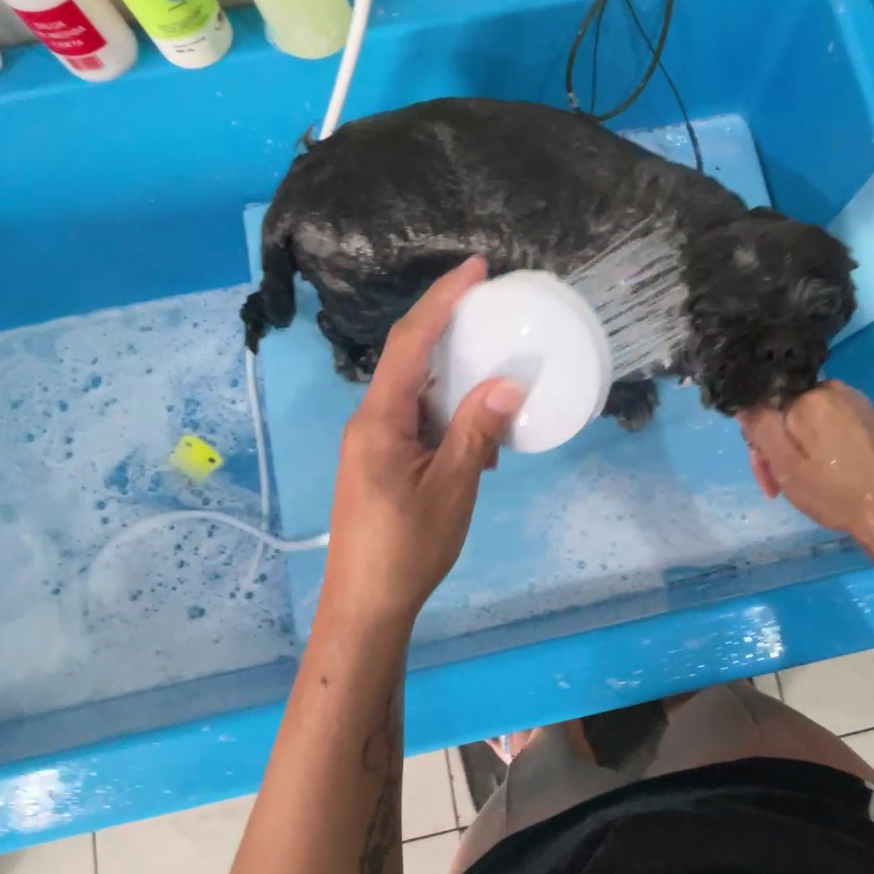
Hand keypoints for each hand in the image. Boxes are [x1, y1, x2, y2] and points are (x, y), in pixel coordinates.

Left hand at [323, 256, 525, 618]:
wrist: (366, 605)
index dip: (442, 299)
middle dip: (451, 329)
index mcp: (380, 419)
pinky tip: (483, 438)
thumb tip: (507, 382)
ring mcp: (376, 442)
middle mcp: (372, 421)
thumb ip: (477, 432)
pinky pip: (421, 423)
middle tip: (495, 310)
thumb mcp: (452, 488)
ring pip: (419, 393)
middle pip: (411, 358)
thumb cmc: (406, 548)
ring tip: (498, 377)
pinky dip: (453, 418)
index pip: (411, 341)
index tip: (476, 268)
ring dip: (458, 383)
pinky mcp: (385, 462)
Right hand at [738, 382, 873, 539]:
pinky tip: (821, 469)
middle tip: (776, 485)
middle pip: (785, 411)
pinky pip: (826, 421)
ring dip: (795, 447)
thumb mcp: (785, 465)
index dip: (757, 436)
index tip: (764, 468)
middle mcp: (831, 388)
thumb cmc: (833, 493)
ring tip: (798, 482)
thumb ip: (761, 428)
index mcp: (809, 396)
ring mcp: (852, 400)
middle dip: (776, 446)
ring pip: (805, 419)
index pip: (763, 404)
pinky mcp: (865, 415)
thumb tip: (744, 404)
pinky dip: (816, 443)